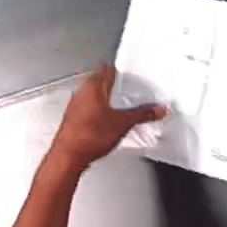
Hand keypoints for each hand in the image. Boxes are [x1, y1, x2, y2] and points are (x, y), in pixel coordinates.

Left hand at [46, 65, 164, 171]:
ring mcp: (74, 107)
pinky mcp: (71, 120)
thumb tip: (158, 109)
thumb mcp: (124, 123)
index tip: (125, 73)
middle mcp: (81, 93)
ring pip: (91, 96)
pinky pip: (86, 109)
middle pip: (98, 81)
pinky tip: (104, 121)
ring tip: (116, 105)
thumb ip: (143, 114)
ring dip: (103, 98)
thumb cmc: (88, 136)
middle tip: (124, 88)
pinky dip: (96, 111)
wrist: (68, 157)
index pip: (106, 69)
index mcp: (93, 87)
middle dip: (111, 84)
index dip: (117, 70)